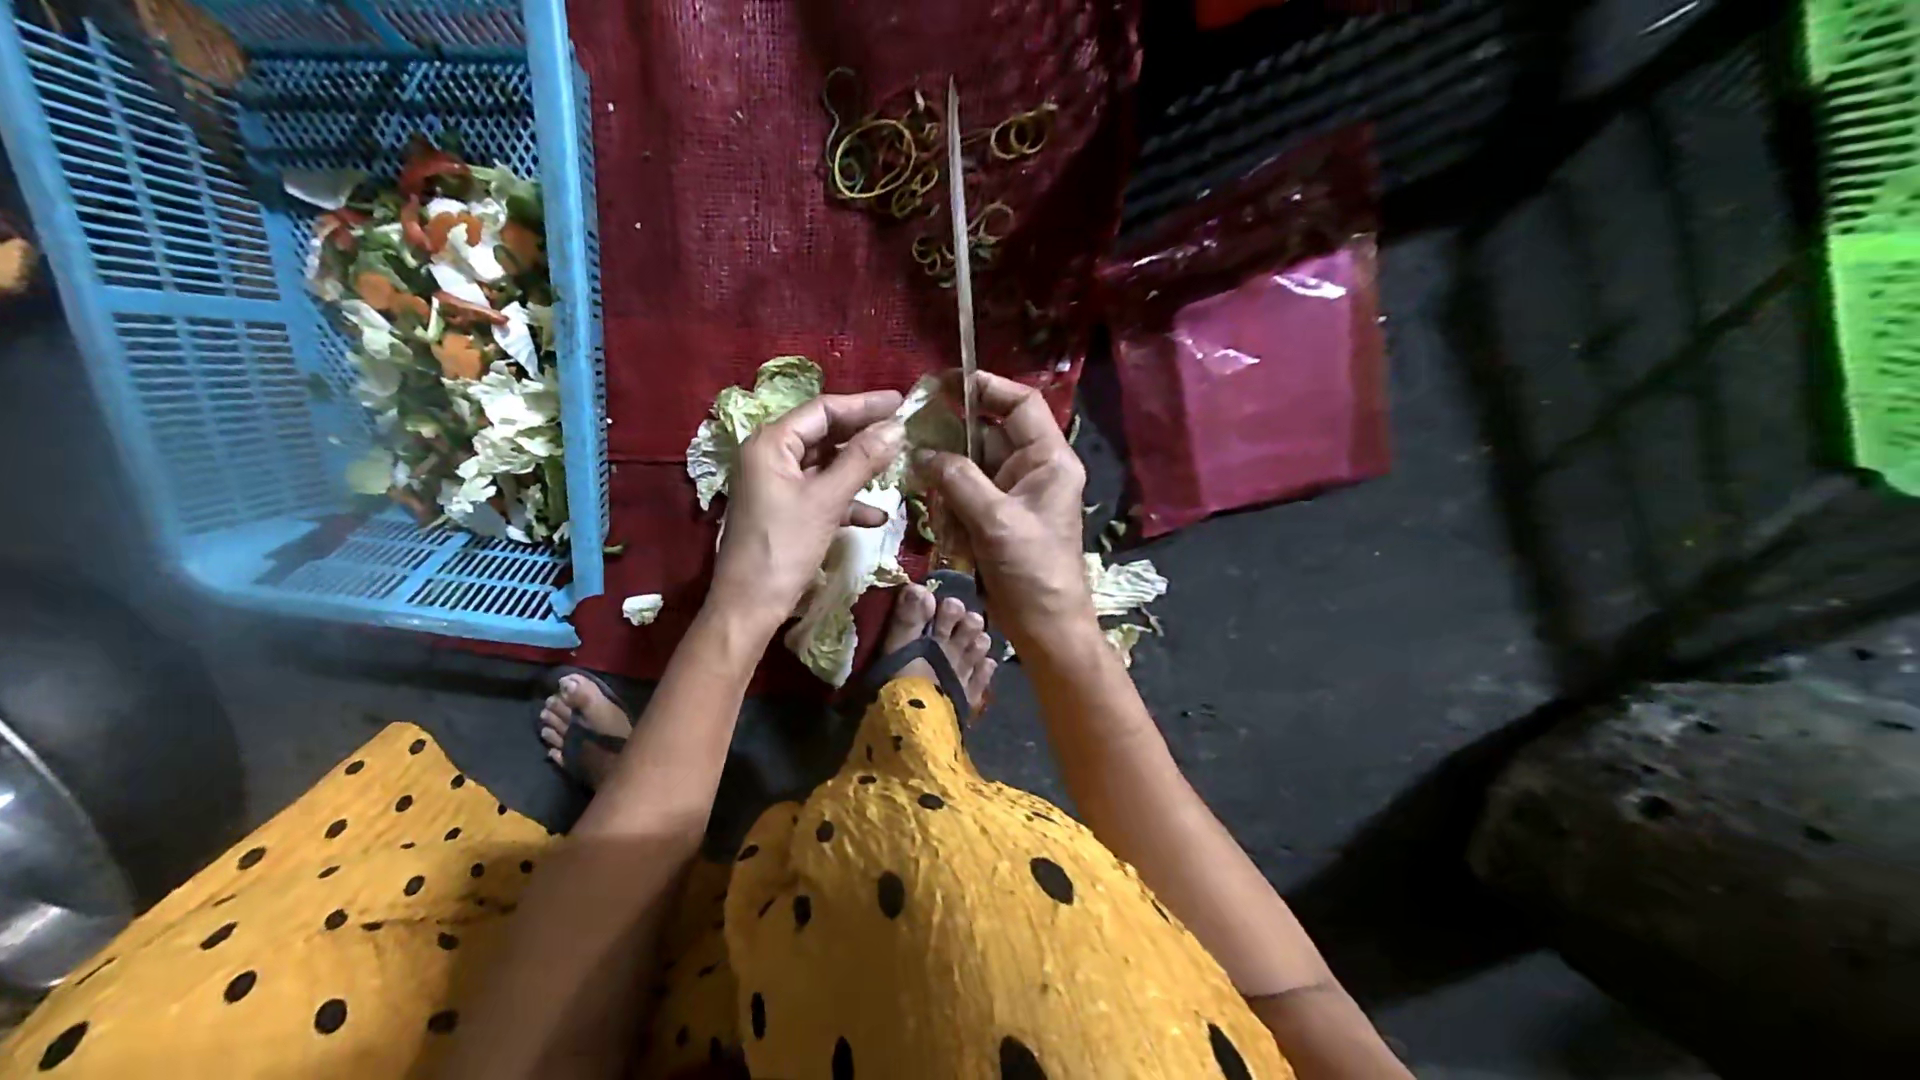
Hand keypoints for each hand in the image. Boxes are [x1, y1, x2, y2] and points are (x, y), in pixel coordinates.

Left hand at [709, 390, 905, 630]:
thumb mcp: (826, 501)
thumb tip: (897, 428)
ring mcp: (778, 485)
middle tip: (904, 429)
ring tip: (897, 465)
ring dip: (859, 467)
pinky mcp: (786, 511)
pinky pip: (822, 493)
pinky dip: (848, 500)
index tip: (900, 402)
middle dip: (864, 434)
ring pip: (826, 465)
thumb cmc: (783, 547)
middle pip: (824, 434)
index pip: (823, 410)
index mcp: (771, 444)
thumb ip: (862, 460)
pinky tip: (878, 515)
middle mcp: (771, 457)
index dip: (864, 404)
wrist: (750, 606)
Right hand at [918, 372, 1094, 651]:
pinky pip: (967, 494)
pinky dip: (950, 502)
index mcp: (1049, 460)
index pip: (1021, 405)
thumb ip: (958, 478)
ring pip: (972, 466)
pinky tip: (944, 523)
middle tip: (915, 435)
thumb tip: (922, 453)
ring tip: (929, 490)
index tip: (945, 383)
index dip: (986, 388)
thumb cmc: (1032, 569)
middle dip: (954, 438)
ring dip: (948, 477)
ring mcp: (1013, 494)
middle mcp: (1033, 469)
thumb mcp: (995, 519)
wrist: (1044, 624)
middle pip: (989, 434)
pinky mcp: (997, 516)